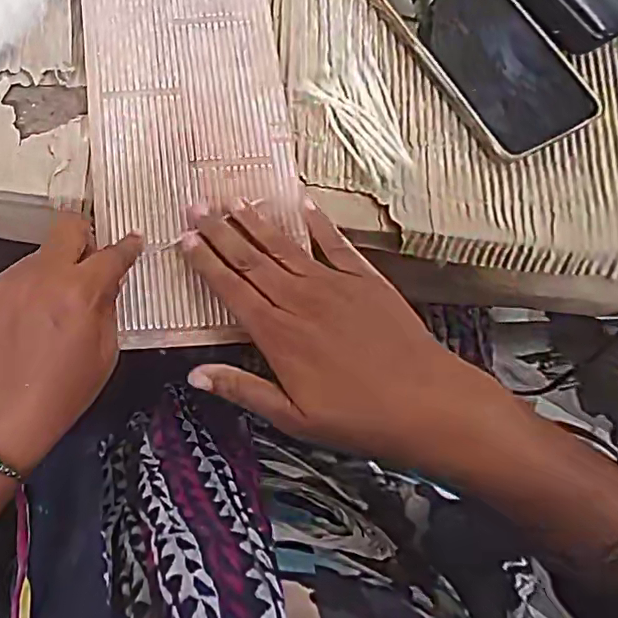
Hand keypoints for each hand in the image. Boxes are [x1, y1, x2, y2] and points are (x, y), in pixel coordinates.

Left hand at [0, 212, 142, 472]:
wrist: (1, 413)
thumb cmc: (63, 392)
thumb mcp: (104, 354)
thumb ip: (108, 307)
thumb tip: (108, 280)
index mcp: (79, 291)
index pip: (111, 253)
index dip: (127, 247)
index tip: (133, 242)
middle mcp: (43, 274)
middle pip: (68, 225)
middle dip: (86, 237)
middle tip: (92, 262)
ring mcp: (13, 279)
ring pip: (43, 251)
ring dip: (58, 265)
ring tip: (60, 301)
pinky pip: (22, 272)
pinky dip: (35, 283)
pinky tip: (35, 314)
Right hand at [178, 199, 515, 469]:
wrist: (431, 405)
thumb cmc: (359, 417)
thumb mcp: (292, 418)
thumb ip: (243, 389)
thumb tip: (195, 375)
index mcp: (278, 334)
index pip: (232, 288)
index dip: (206, 261)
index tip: (185, 238)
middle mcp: (300, 301)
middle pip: (251, 259)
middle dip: (220, 230)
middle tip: (197, 205)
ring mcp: (334, 286)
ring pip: (285, 247)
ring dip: (256, 222)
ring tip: (232, 200)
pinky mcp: (366, 281)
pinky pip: (335, 244)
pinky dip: (317, 222)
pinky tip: (301, 204)